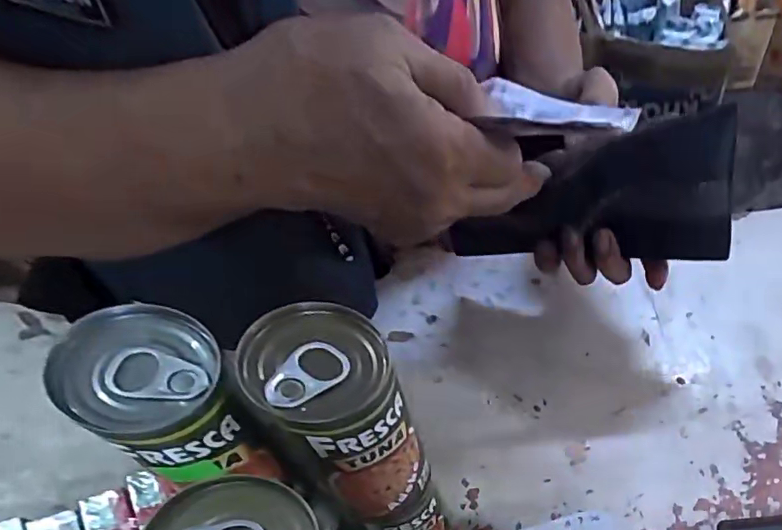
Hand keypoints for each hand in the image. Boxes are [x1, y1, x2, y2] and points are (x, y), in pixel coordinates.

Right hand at [233, 14, 546, 244]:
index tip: (527, 133)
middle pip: (502, 198)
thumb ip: (453, 80)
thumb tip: (487, 106)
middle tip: (527, 159)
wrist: (254, 134)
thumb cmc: (316, 75)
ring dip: (486, 190)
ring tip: (485, 161)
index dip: (523, 147)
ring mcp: (421, 223)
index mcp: (450, 156)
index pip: (512, 164)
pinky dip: (454, 199)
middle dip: (518, 178)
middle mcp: (444, 202)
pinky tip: (443, 173)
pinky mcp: (398, 232)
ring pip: (474, 211)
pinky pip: (443, 218)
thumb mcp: (390, 45)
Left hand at [531, 68, 669, 289]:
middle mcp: (608, 230)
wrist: (538, 115)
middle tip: (603, 237)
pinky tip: (547, 245)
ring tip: (571, 235)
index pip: (653, 248)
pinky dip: (550, 259)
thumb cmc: (577, 117)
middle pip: (618, 269)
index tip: (655, 278)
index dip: (656, 266)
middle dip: (612, 261)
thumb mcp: (596, 103)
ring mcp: (578, 236)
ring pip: (586, 271)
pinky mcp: (548, 234)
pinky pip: (551, 262)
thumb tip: (603, 105)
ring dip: (581, 262)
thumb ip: (604, 102)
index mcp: (632, 210)